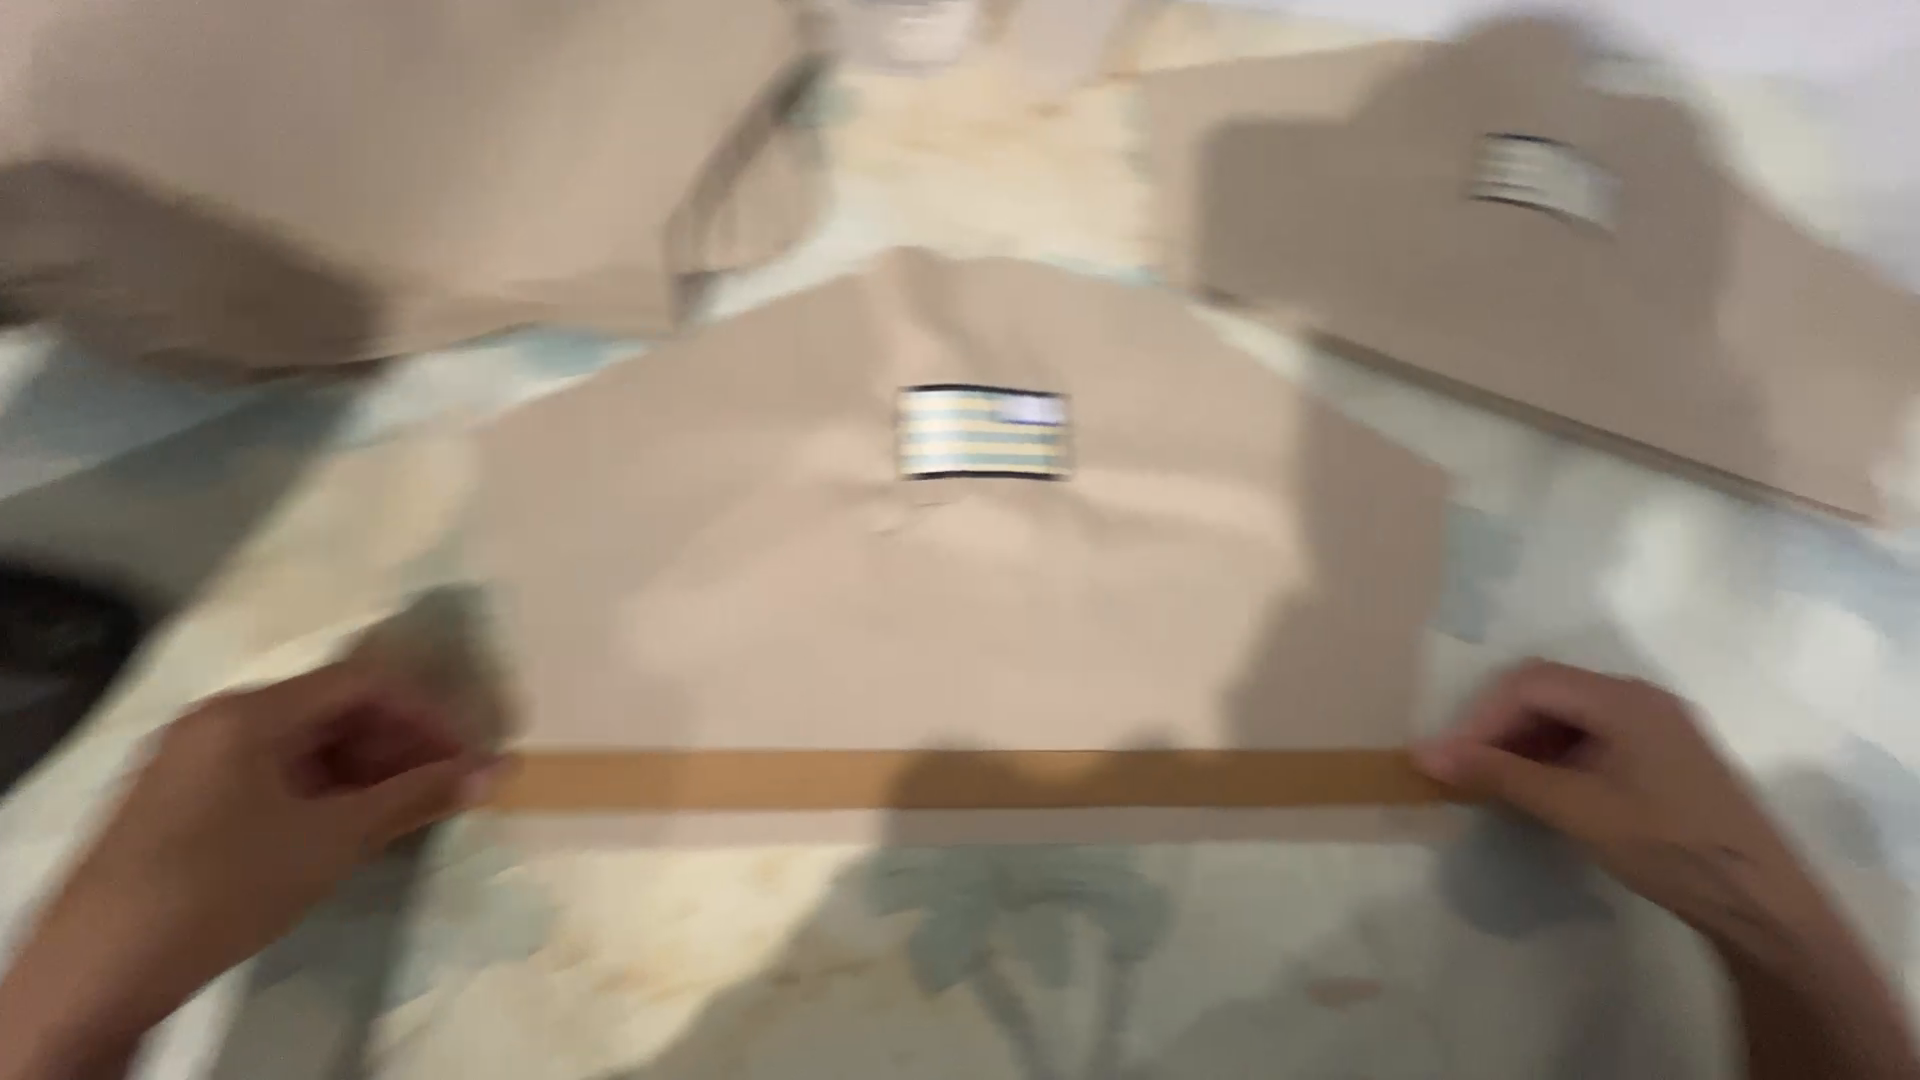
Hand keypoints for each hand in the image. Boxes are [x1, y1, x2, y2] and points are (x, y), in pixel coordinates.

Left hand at [0, 662, 495, 1076]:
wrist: (87, 984)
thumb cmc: (223, 888)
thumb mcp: (337, 839)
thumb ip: (421, 795)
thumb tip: (500, 769)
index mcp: (249, 713)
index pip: (365, 684)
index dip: (428, 714)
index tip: (466, 755)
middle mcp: (219, 721)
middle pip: (336, 710)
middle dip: (400, 744)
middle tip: (443, 782)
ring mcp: (194, 760)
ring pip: (308, 743)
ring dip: (368, 768)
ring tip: (406, 806)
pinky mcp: (183, 800)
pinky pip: (275, 772)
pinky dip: (326, 788)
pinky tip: (351, 822)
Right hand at [1415, 661, 1824, 953]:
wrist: (1767, 910)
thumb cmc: (1668, 847)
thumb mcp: (1573, 809)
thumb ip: (1496, 774)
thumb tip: (1422, 755)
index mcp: (1624, 700)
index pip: (1528, 684)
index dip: (1480, 716)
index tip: (1451, 756)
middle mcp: (1639, 698)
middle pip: (1543, 690)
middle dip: (1496, 724)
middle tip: (1468, 764)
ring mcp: (1653, 725)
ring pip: (1561, 712)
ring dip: (1519, 739)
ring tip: (1496, 777)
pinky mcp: (1658, 753)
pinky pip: (1585, 733)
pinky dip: (1548, 751)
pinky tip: (1537, 784)